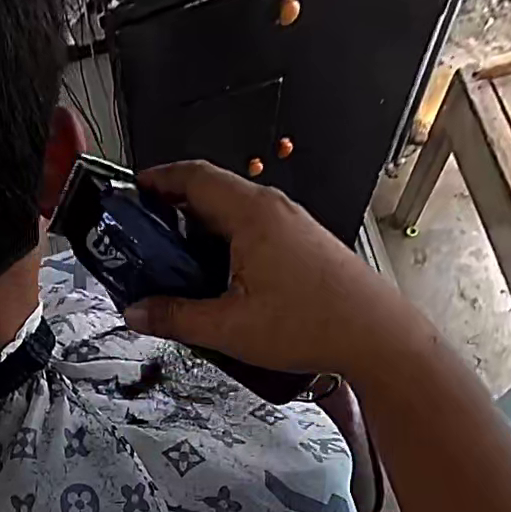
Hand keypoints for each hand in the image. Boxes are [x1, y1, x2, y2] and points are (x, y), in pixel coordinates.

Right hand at [121, 161, 430, 383]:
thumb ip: (176, 318)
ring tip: (180, 269)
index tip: (135, 191)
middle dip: (174, 213)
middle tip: (148, 241)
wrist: (374, 335)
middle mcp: (274, 211)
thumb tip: (139, 312)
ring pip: (234, 216)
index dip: (158, 179)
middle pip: (212, 194)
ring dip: (202, 234)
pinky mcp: (302, 246)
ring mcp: (292, 226)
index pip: (194, 176)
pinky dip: (228, 248)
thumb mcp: (229, 328)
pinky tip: (220, 284)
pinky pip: (255, 234)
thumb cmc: (315, 323)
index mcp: (252, 216)